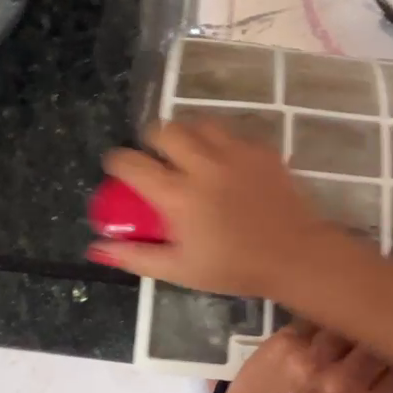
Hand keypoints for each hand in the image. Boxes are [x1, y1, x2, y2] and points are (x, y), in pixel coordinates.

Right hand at [89, 121, 362, 296]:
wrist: (295, 255)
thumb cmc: (233, 268)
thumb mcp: (179, 270)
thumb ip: (136, 255)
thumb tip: (96, 248)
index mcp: (177, 195)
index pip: (132, 162)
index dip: (117, 161)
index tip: (118, 168)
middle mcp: (202, 165)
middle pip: (164, 129)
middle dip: (153, 139)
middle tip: (157, 157)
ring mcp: (234, 153)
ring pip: (198, 123)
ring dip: (187, 134)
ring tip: (189, 153)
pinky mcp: (260, 149)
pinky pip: (231, 132)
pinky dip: (220, 141)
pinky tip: (223, 160)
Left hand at [210, 322, 392, 392]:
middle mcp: (343, 382)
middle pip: (379, 341)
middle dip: (383, 337)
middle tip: (383, 333)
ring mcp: (313, 357)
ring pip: (349, 324)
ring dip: (354, 325)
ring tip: (356, 322)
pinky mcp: (287, 339)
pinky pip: (317, 318)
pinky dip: (325, 320)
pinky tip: (327, 321)